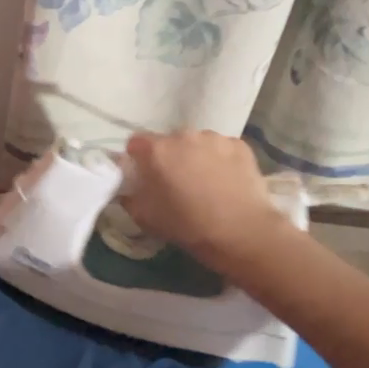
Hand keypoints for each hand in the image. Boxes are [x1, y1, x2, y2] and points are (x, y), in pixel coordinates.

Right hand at [120, 130, 298, 268]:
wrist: (242, 232)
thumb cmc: (188, 226)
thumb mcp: (145, 218)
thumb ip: (129, 197)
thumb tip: (126, 188)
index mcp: (157, 150)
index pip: (136, 142)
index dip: (137, 159)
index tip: (144, 176)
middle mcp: (184, 135)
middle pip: (168, 141)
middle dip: (169, 157)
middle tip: (176, 183)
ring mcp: (215, 138)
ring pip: (197, 143)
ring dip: (195, 157)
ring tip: (205, 183)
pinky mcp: (240, 145)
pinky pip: (222, 148)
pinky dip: (220, 160)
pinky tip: (226, 181)